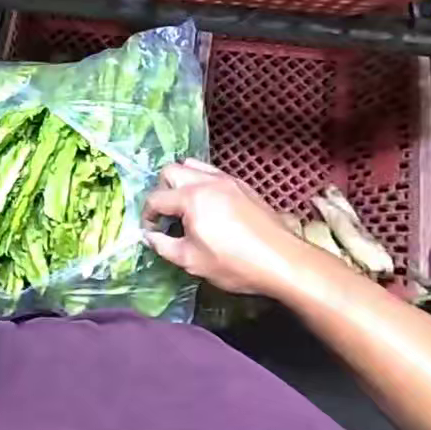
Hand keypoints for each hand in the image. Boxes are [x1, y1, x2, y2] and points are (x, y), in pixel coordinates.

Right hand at [141, 160, 310, 297]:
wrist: (282, 261)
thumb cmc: (234, 264)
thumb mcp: (191, 261)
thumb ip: (164, 245)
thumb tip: (149, 236)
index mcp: (191, 198)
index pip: (155, 198)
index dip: (147, 216)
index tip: (151, 231)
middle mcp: (207, 181)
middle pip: (170, 171)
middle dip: (162, 191)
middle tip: (166, 215)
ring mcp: (227, 180)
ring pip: (193, 166)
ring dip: (182, 181)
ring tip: (185, 206)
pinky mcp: (242, 186)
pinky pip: (213, 173)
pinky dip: (202, 182)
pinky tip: (208, 206)